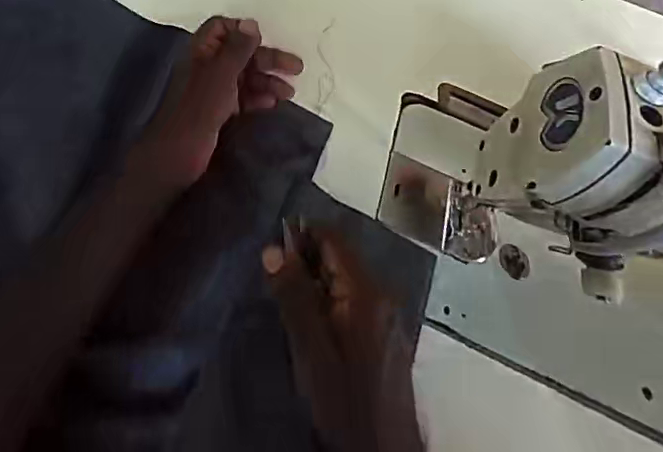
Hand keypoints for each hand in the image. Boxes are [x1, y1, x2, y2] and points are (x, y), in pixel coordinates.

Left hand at [132, 17, 302, 188]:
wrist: (178, 154)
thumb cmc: (199, 108)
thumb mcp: (222, 73)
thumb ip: (238, 48)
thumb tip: (251, 23)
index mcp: (202, 51)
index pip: (222, 27)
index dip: (243, 30)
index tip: (265, 38)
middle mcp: (207, 66)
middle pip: (241, 53)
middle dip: (267, 58)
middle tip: (296, 67)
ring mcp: (213, 89)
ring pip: (245, 76)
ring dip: (267, 80)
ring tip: (289, 92)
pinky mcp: (219, 110)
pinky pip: (243, 96)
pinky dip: (259, 97)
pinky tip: (273, 103)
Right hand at [264, 227, 423, 451]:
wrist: (382, 451)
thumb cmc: (345, 401)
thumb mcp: (311, 350)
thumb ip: (294, 296)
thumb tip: (273, 249)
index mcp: (367, 291)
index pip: (335, 239)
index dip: (304, 233)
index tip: (275, 238)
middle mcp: (384, 293)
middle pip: (343, 257)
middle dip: (309, 256)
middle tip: (275, 268)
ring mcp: (388, 314)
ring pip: (348, 278)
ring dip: (319, 277)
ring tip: (288, 290)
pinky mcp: (387, 333)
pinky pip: (356, 298)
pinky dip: (332, 296)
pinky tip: (312, 316)